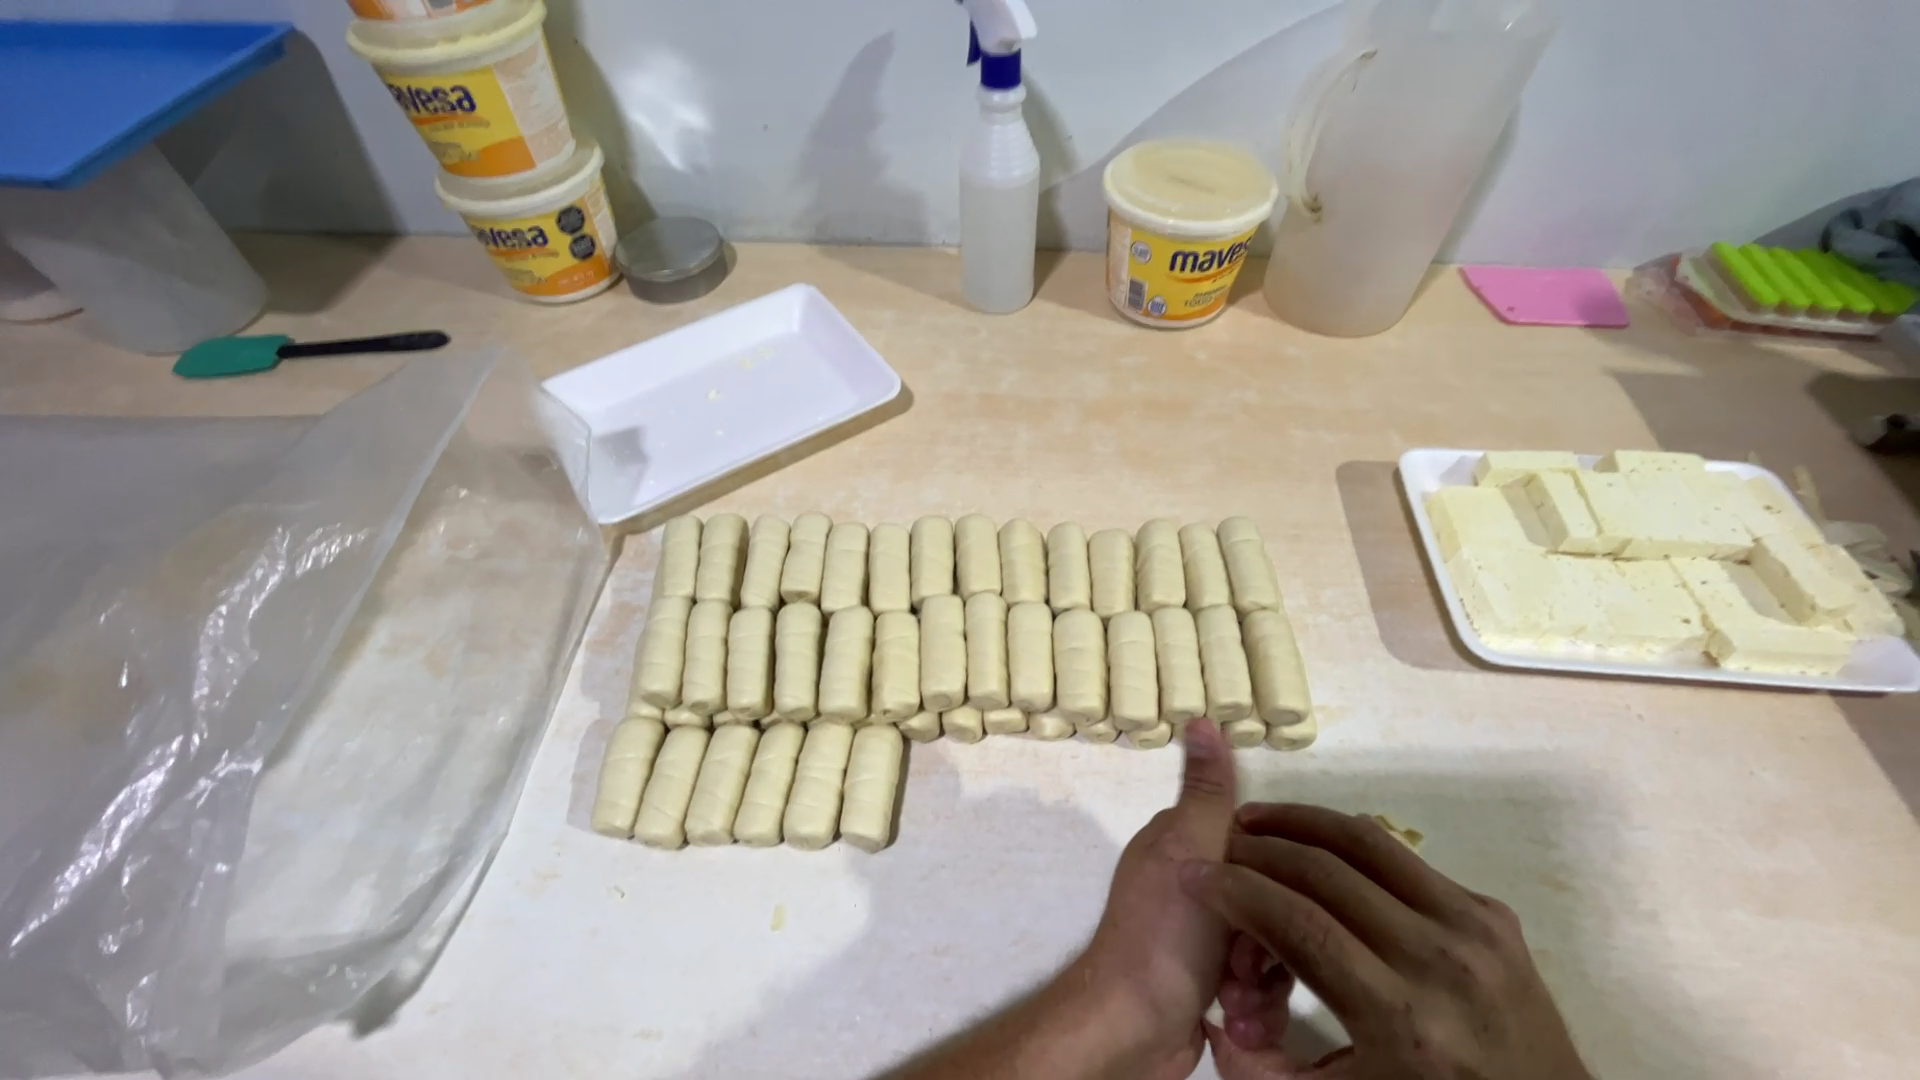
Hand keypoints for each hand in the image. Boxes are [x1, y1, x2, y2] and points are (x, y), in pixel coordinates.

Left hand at [1074, 717, 1239, 1078]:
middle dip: (1269, 940)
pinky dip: (1251, 1005)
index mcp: (1182, 842)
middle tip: (1243, 965)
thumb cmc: (1165, 933)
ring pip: (1268, 945)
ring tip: (1238, 1002)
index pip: (1259, 844)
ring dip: (1262, 981)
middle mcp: (1189, 881)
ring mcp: (1195, 931)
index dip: (1276, 879)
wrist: (1134, 1025)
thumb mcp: (1191, 850)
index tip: (1267, 907)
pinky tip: (1237, 1022)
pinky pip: (1255, 984)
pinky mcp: (1205, 977)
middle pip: (1269, 899)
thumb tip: (1201, 716)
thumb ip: (1207, 790)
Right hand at [1181, 804, 1590, 1079]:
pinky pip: (1398, 856)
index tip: (1193, 874)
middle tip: (1219, 846)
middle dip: (1256, 850)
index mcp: (1404, 1024)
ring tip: (1253, 820)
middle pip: (1324, 871)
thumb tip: (1214, 1016)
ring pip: (1363, 840)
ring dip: (1297, 821)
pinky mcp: (1491, 911)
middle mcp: (1441, 962)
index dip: (1236, 891)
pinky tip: (1311, 846)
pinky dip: (1342, 840)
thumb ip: (1262, 1071)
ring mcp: (1474, 928)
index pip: (1299, 924)